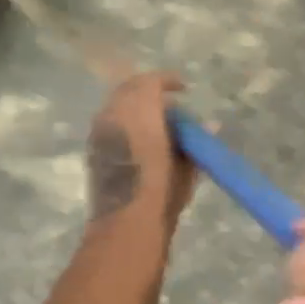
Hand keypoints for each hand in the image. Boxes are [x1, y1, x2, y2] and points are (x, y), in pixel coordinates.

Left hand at [86, 72, 192, 229]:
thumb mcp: (187, 166)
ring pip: (117, 106)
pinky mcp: (93, 149)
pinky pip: (111, 124)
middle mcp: (115, 113)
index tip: (184, 87)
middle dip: (149, 92)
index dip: (168, 80)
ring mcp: (99, 131)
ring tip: (158, 123)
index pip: (151, 82)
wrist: (126, 223)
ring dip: (136, 108)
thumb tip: (211, 124)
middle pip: (129, 90)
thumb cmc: (163, 192)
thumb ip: (194, 140)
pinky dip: (126, 124)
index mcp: (139, 111)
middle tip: (171, 104)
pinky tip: (142, 141)